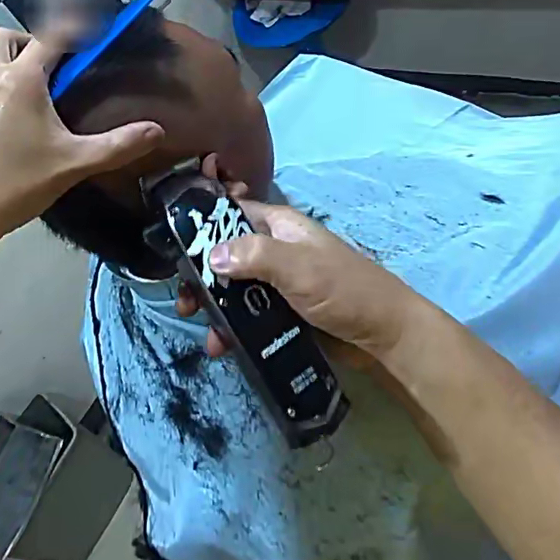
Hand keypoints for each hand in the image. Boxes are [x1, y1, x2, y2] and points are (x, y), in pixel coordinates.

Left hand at [0, 28, 162, 316]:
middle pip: (4, 37)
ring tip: (11, 109)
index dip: (72, 27)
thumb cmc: (12, 187)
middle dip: (26, 44)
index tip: (86, 30)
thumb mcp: (73, 165)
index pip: (51, 36)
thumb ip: (118, 145)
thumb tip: (157, 130)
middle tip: (43, 72)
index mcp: (20, 80)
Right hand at [178, 197, 425, 362]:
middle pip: (228, 255)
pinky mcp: (285, 311)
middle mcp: (277, 249)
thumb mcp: (297, 267)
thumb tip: (210, 254)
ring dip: (217, 309)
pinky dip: (235, 328)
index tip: (175, 249)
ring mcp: (281, 282)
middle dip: (204, 277)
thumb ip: (254, 255)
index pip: (233, 213)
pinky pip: (251, 315)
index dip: (204, 225)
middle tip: (185, 303)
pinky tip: (223, 347)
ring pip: (237, 289)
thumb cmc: (343, 289)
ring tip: (206, 334)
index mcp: (281, 226)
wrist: (384, 334)